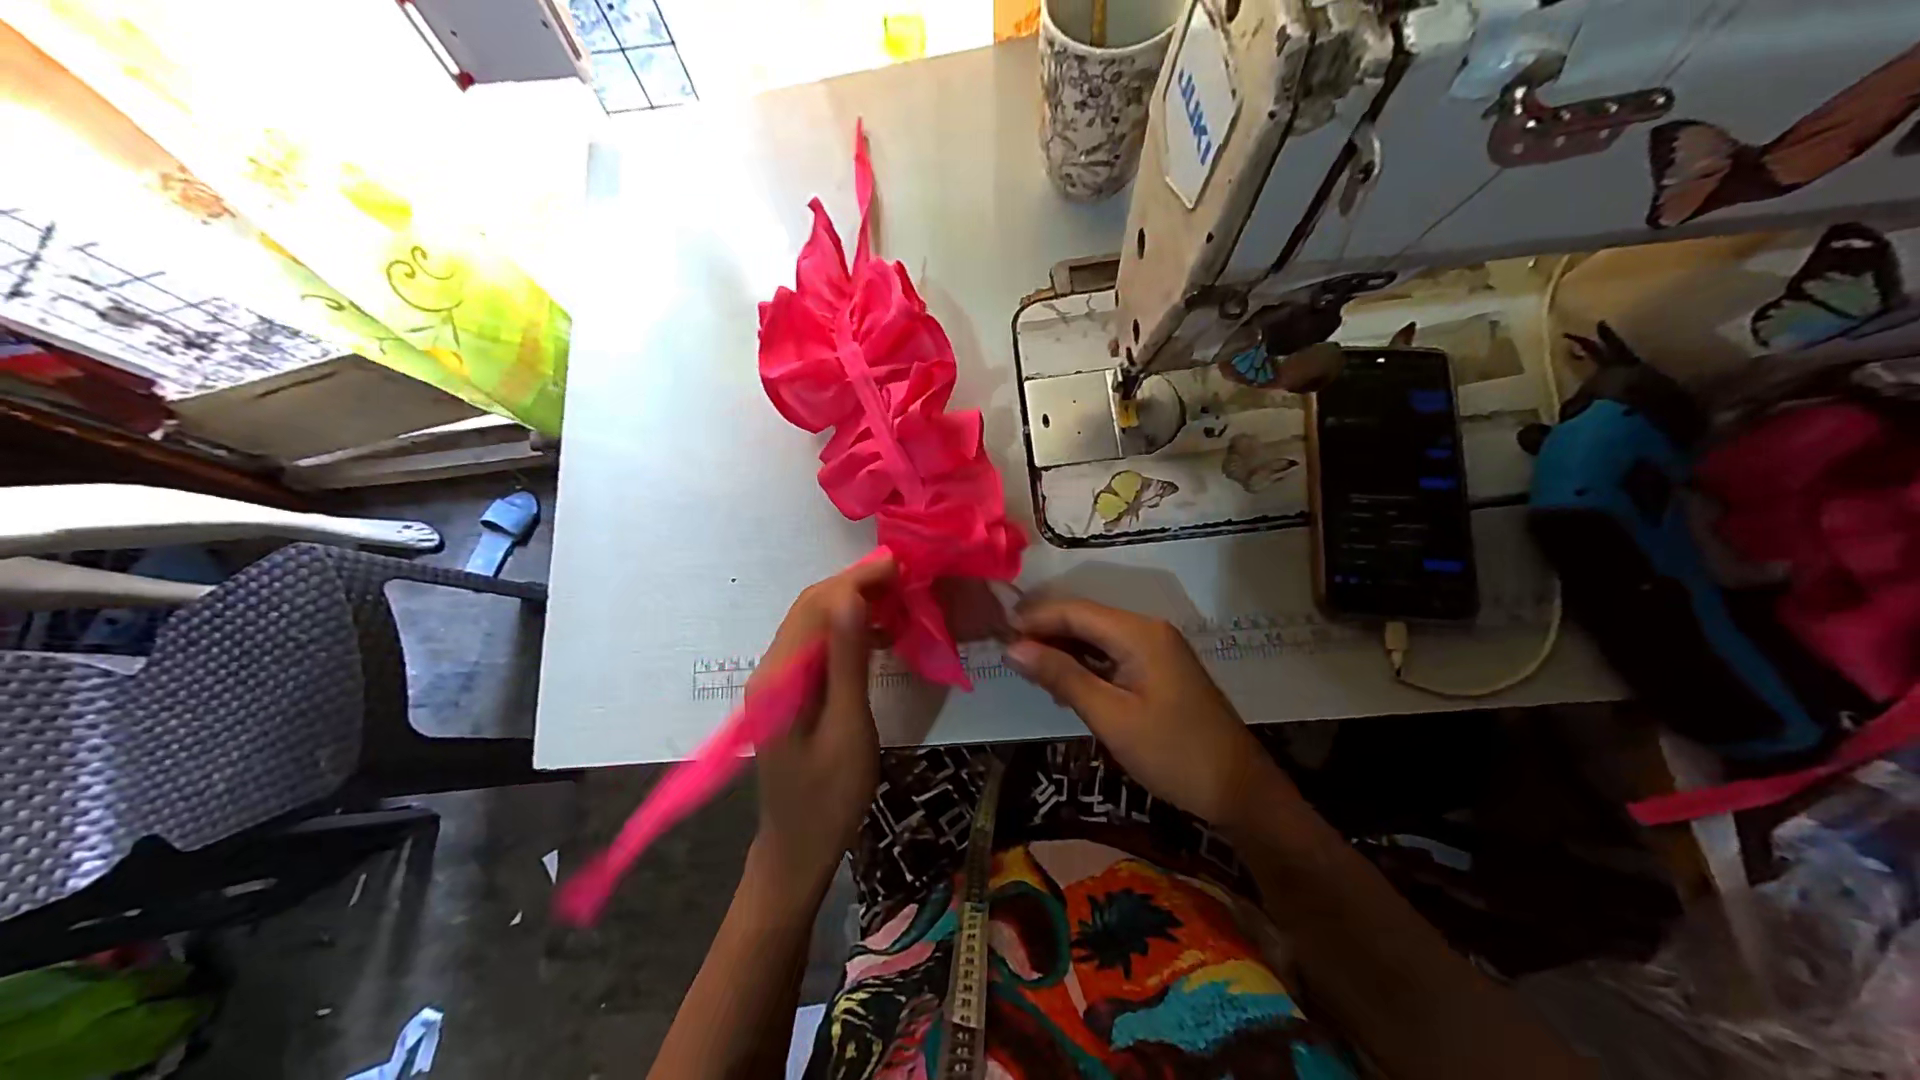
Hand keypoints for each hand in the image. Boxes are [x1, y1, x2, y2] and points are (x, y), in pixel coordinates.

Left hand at [750, 555, 895, 892]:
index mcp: (780, 678)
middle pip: (811, 607)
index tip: (902, 565)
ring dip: (853, 603)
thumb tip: (854, 597)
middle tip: (906, 574)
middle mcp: (771, 669)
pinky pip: (818, 646)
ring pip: (815, 622)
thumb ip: (849, 661)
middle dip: (856, 584)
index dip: (857, 579)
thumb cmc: (830, 797)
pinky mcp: (789, 691)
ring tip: (899, 596)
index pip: (817, 606)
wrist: (798, 848)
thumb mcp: (849, 729)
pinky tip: (879, 633)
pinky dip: (848, 630)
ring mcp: (777, 680)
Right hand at [1005, 597, 1296, 829]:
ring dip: (1063, 652)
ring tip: (1030, 674)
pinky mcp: (1158, 669)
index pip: (1074, 611)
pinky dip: (1085, 667)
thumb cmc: (1172, 753)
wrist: (1237, 789)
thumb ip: (1062, 676)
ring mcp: (1156, 649)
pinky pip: (1112, 655)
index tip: (996, 634)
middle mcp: (1148, 630)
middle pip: (1085, 620)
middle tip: (1007, 658)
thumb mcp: (1110, 717)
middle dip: (1045, 634)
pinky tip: (1065, 687)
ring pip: (1096, 638)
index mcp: (1139, 633)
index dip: (1033, 619)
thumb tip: (1013, 648)